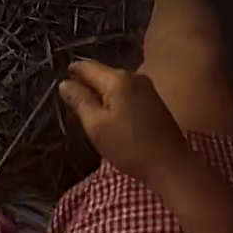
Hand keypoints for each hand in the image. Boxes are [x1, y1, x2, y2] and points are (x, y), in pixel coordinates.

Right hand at [59, 60, 194, 184]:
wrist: (171, 165)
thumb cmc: (129, 147)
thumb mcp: (96, 126)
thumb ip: (80, 101)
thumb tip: (64, 83)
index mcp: (118, 79)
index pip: (87, 67)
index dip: (72, 73)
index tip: (61, 84)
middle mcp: (134, 76)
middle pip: (102, 74)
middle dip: (86, 85)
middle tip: (73, 103)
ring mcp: (147, 87)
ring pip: (115, 84)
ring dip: (101, 94)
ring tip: (90, 112)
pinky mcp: (154, 100)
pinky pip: (127, 92)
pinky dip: (115, 100)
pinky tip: (112, 117)